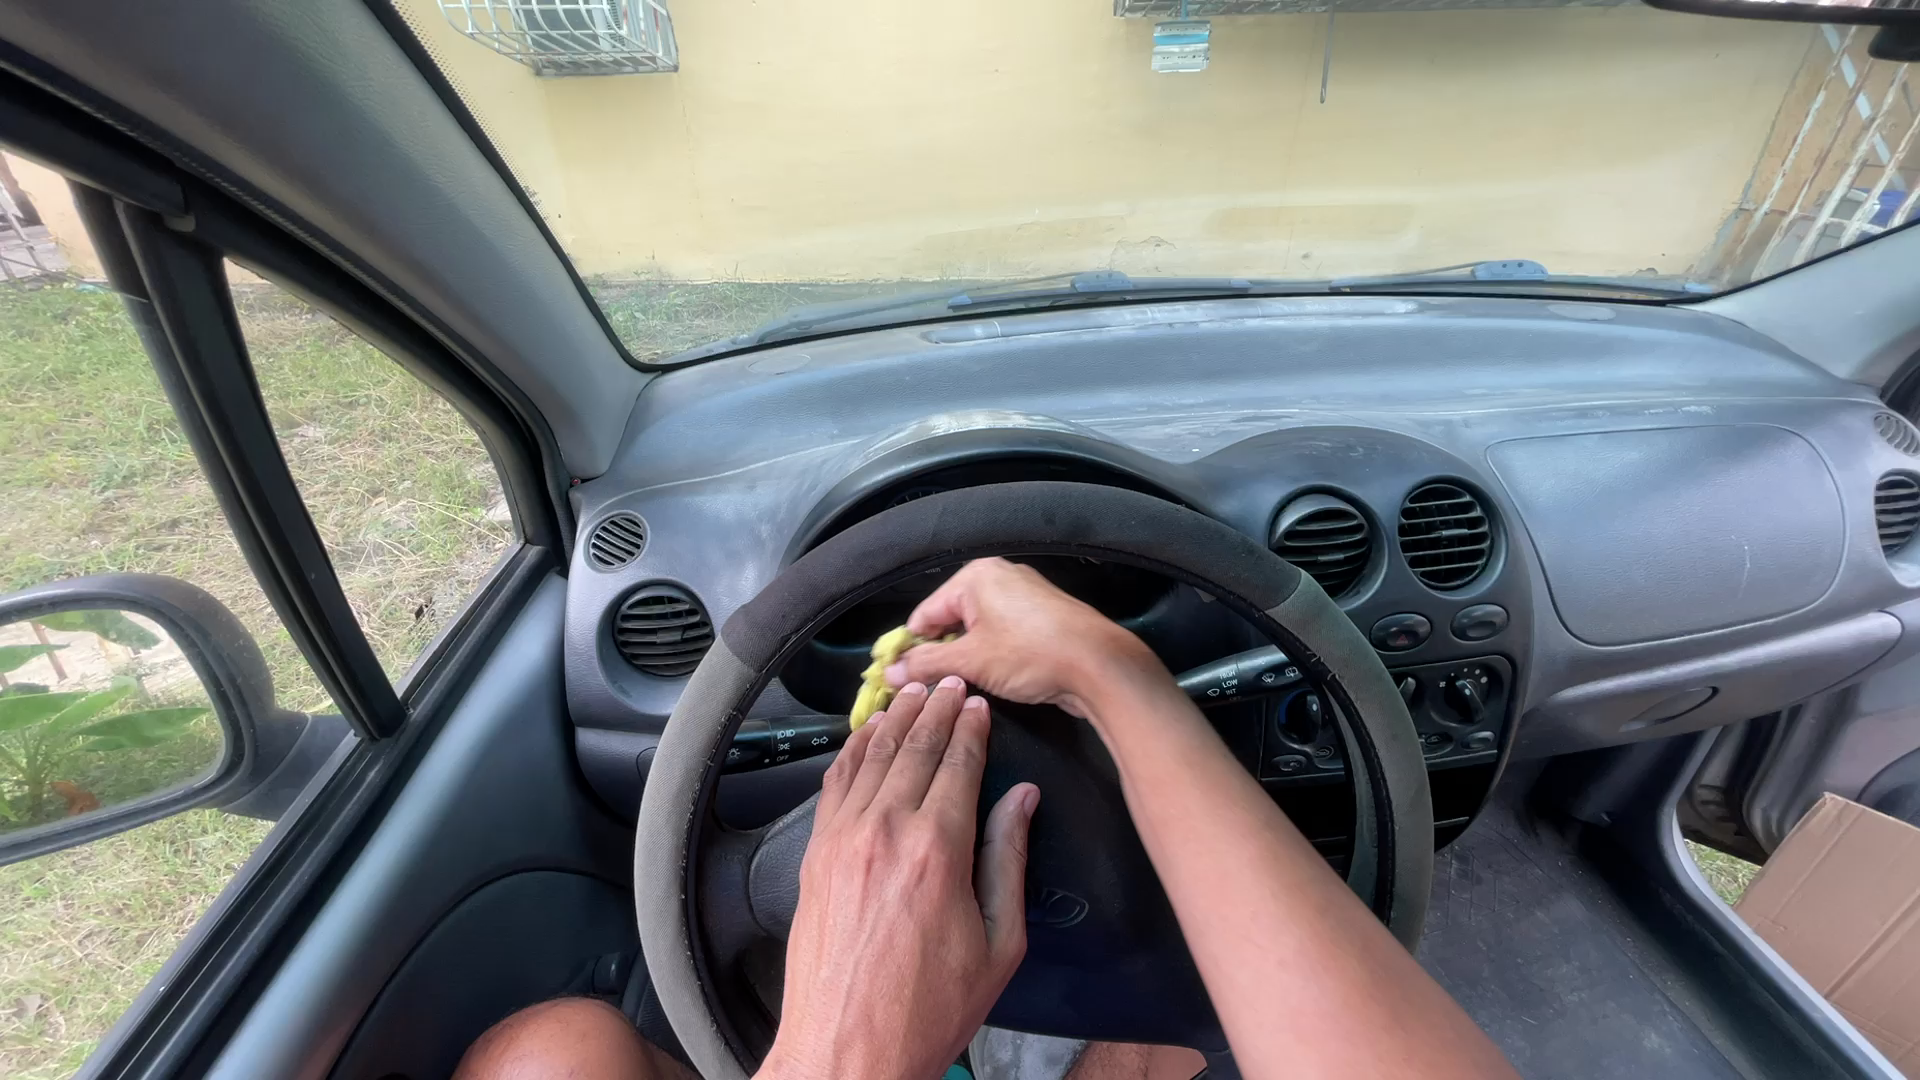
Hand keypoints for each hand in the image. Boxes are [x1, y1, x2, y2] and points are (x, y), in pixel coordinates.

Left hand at [759, 676, 1038, 1079]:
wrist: (846, 1050)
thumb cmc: (929, 1006)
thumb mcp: (998, 943)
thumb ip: (1009, 858)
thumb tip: (1022, 798)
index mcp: (938, 848)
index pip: (959, 763)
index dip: (972, 727)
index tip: (979, 704)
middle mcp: (887, 829)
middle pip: (917, 747)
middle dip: (938, 708)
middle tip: (951, 682)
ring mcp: (845, 836)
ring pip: (874, 754)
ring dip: (897, 717)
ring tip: (913, 692)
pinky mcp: (817, 850)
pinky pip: (835, 780)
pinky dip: (852, 747)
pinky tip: (865, 731)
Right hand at [883, 557, 1169, 719]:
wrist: (1100, 665)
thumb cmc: (1030, 655)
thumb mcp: (971, 661)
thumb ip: (926, 665)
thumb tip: (890, 673)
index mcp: (975, 577)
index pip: (925, 613)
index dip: (909, 648)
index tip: (897, 679)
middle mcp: (998, 577)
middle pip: (950, 619)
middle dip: (939, 653)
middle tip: (928, 688)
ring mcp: (1024, 595)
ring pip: (977, 629)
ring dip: (965, 657)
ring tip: (959, 687)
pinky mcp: (1043, 617)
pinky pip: (1001, 633)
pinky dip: (991, 654)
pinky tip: (990, 679)